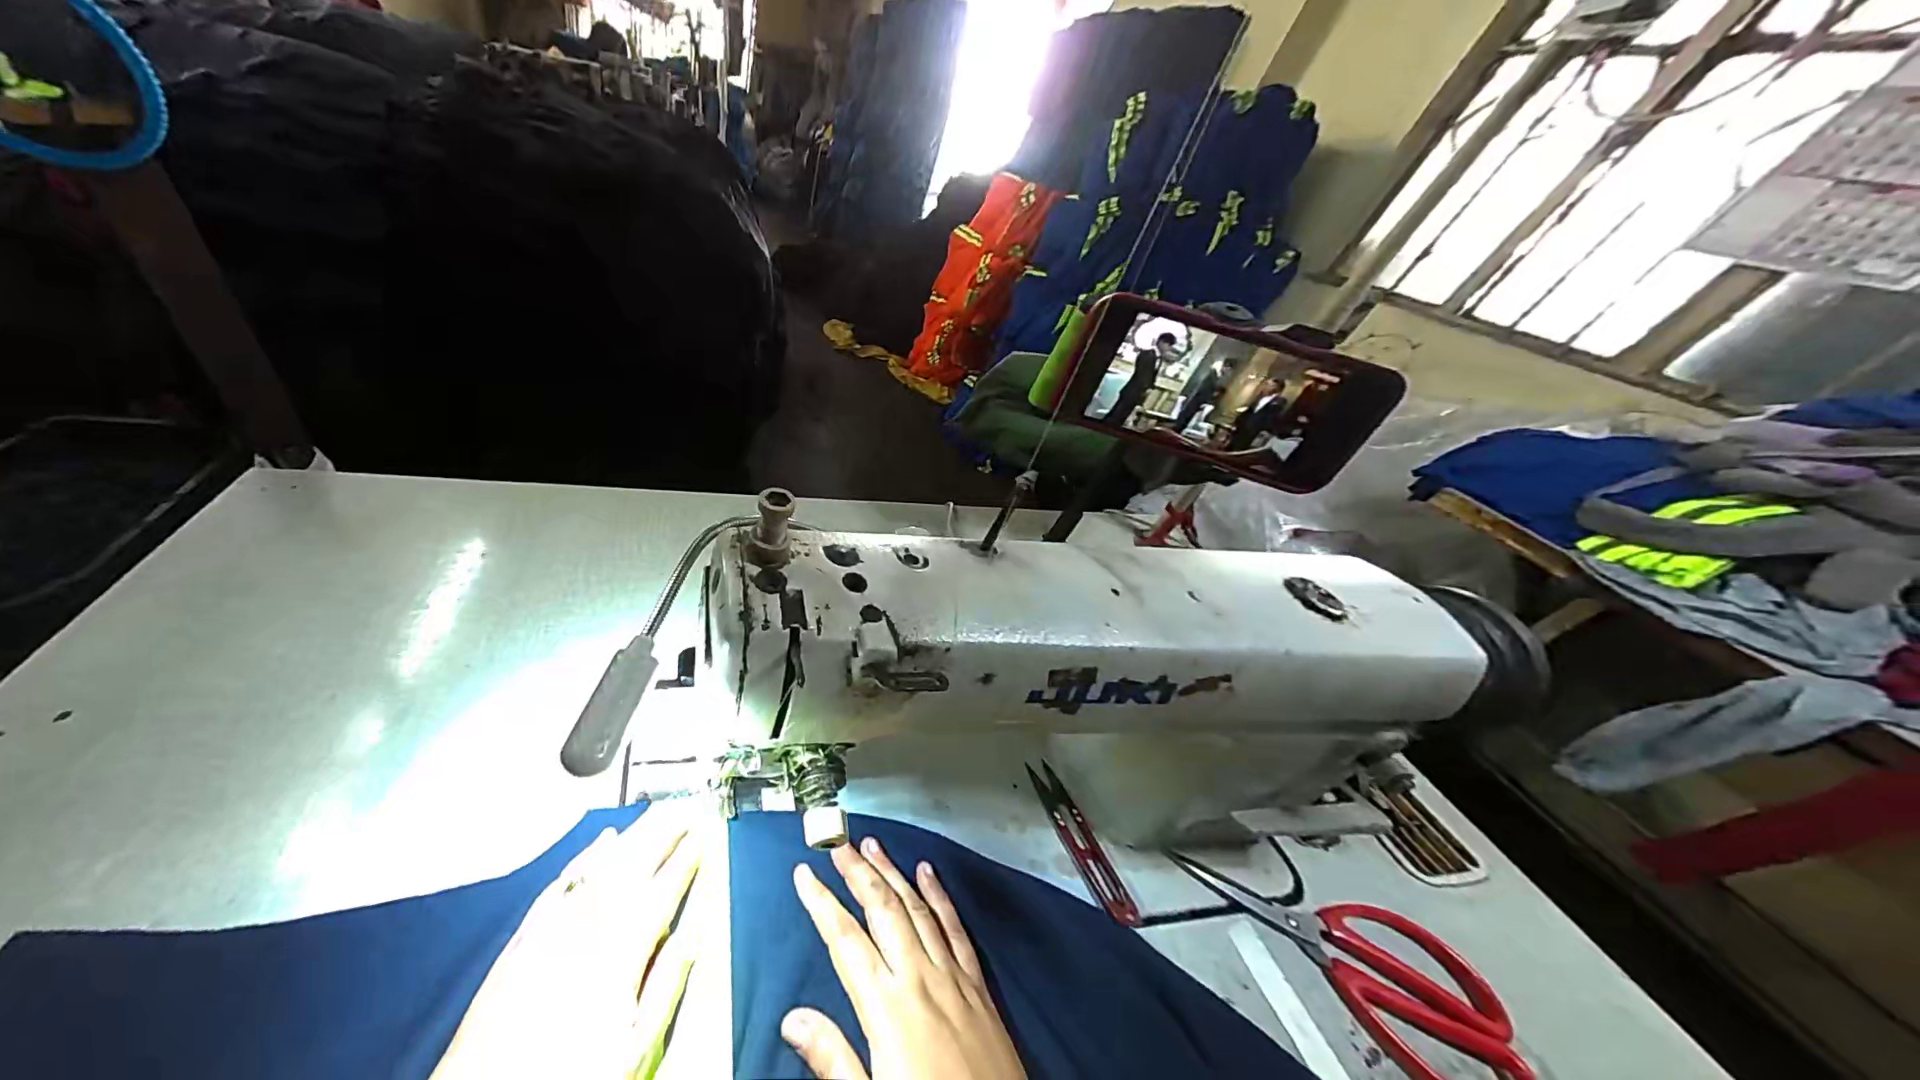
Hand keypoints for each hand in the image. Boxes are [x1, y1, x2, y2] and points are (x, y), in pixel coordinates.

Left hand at [431, 805, 702, 1079]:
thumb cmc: (569, 1078)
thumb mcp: (635, 1044)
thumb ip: (666, 982)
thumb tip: (692, 934)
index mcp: (619, 953)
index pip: (662, 890)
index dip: (685, 858)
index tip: (703, 833)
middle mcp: (584, 930)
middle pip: (631, 867)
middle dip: (662, 833)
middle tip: (684, 807)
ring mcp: (550, 931)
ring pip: (599, 867)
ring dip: (630, 837)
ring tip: (653, 815)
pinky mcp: (522, 942)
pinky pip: (559, 885)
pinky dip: (583, 860)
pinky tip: (597, 845)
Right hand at [785, 836, 1026, 1079]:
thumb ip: (832, 1058)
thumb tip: (794, 1020)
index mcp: (888, 1008)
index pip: (845, 941)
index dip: (822, 903)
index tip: (806, 875)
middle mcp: (920, 980)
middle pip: (883, 911)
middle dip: (859, 872)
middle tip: (839, 844)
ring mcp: (952, 978)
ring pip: (917, 909)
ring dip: (894, 874)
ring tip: (874, 847)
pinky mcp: (978, 986)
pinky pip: (955, 928)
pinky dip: (940, 897)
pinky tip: (929, 875)